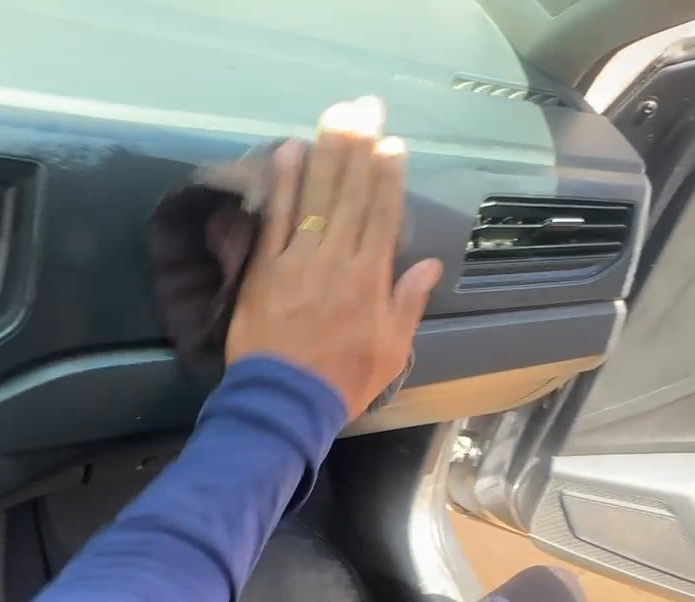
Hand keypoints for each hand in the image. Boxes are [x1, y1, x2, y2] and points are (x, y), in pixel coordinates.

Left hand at [225, 96, 444, 418]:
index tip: (393, 143)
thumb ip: (408, 305)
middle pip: (352, 195)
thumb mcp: (391, 352)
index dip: (389, 178)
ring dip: (328, 151)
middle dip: (361, 147)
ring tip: (337, 113)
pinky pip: (274, 217)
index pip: (383, 217)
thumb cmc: (343, 381)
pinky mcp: (264, 267)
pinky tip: (288, 150)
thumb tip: (430, 266)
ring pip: (316, 196)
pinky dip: (281, 183)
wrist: (285, 403)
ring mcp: (298, 260)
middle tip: (367, 106)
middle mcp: (337, 260)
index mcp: (371, 281)